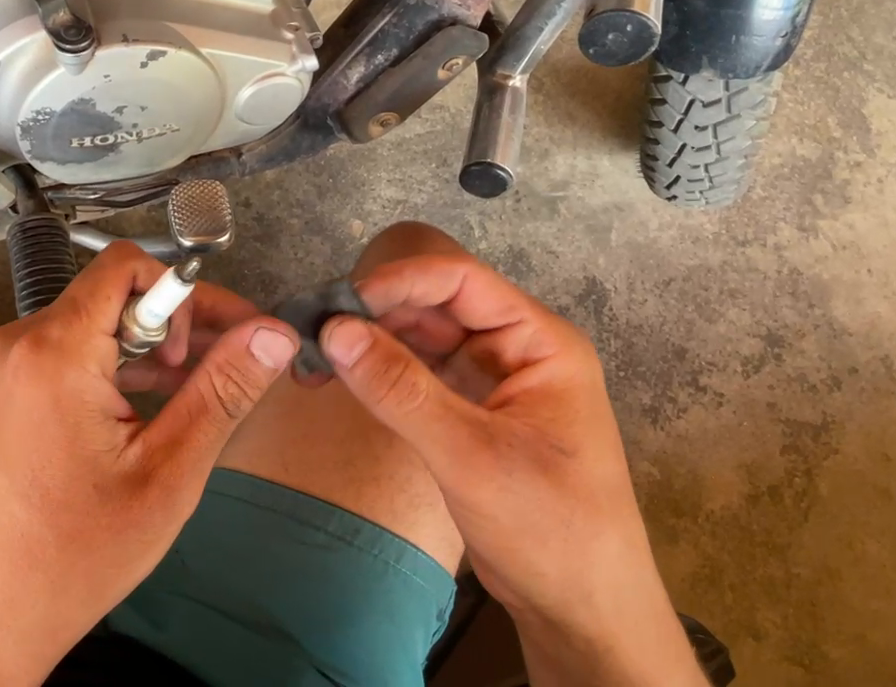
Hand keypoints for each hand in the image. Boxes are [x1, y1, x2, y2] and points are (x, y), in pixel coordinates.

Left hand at [0, 243, 298, 685]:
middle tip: (220, 368)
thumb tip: (273, 335)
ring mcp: (4, 362)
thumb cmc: (76, 551)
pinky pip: (68, 348)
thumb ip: (223, 391)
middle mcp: (19, 340)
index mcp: (54, 351)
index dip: (185, 291)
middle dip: (175, 324)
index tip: (219, 339)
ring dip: (148, 347)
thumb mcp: (167, 471)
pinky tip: (148, 404)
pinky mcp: (3, 384)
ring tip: (191, 393)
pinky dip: (113, 364)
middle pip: (113, 294)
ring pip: (93, 322)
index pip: (125, 265)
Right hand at [319, 252, 705, 686]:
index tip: (339, 301)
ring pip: (421, 335)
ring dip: (370, 340)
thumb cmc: (550, 530)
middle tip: (313, 329)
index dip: (398, 280)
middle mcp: (515, 348)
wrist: (582, 614)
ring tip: (316, 352)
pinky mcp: (469, 408)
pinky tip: (341, 375)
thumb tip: (333, 329)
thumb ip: (400, 390)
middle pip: (435, 303)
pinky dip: (378, 370)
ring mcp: (490, 378)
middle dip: (375, 311)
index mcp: (539, 342)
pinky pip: (417, 371)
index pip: (460, 280)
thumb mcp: (471, 457)